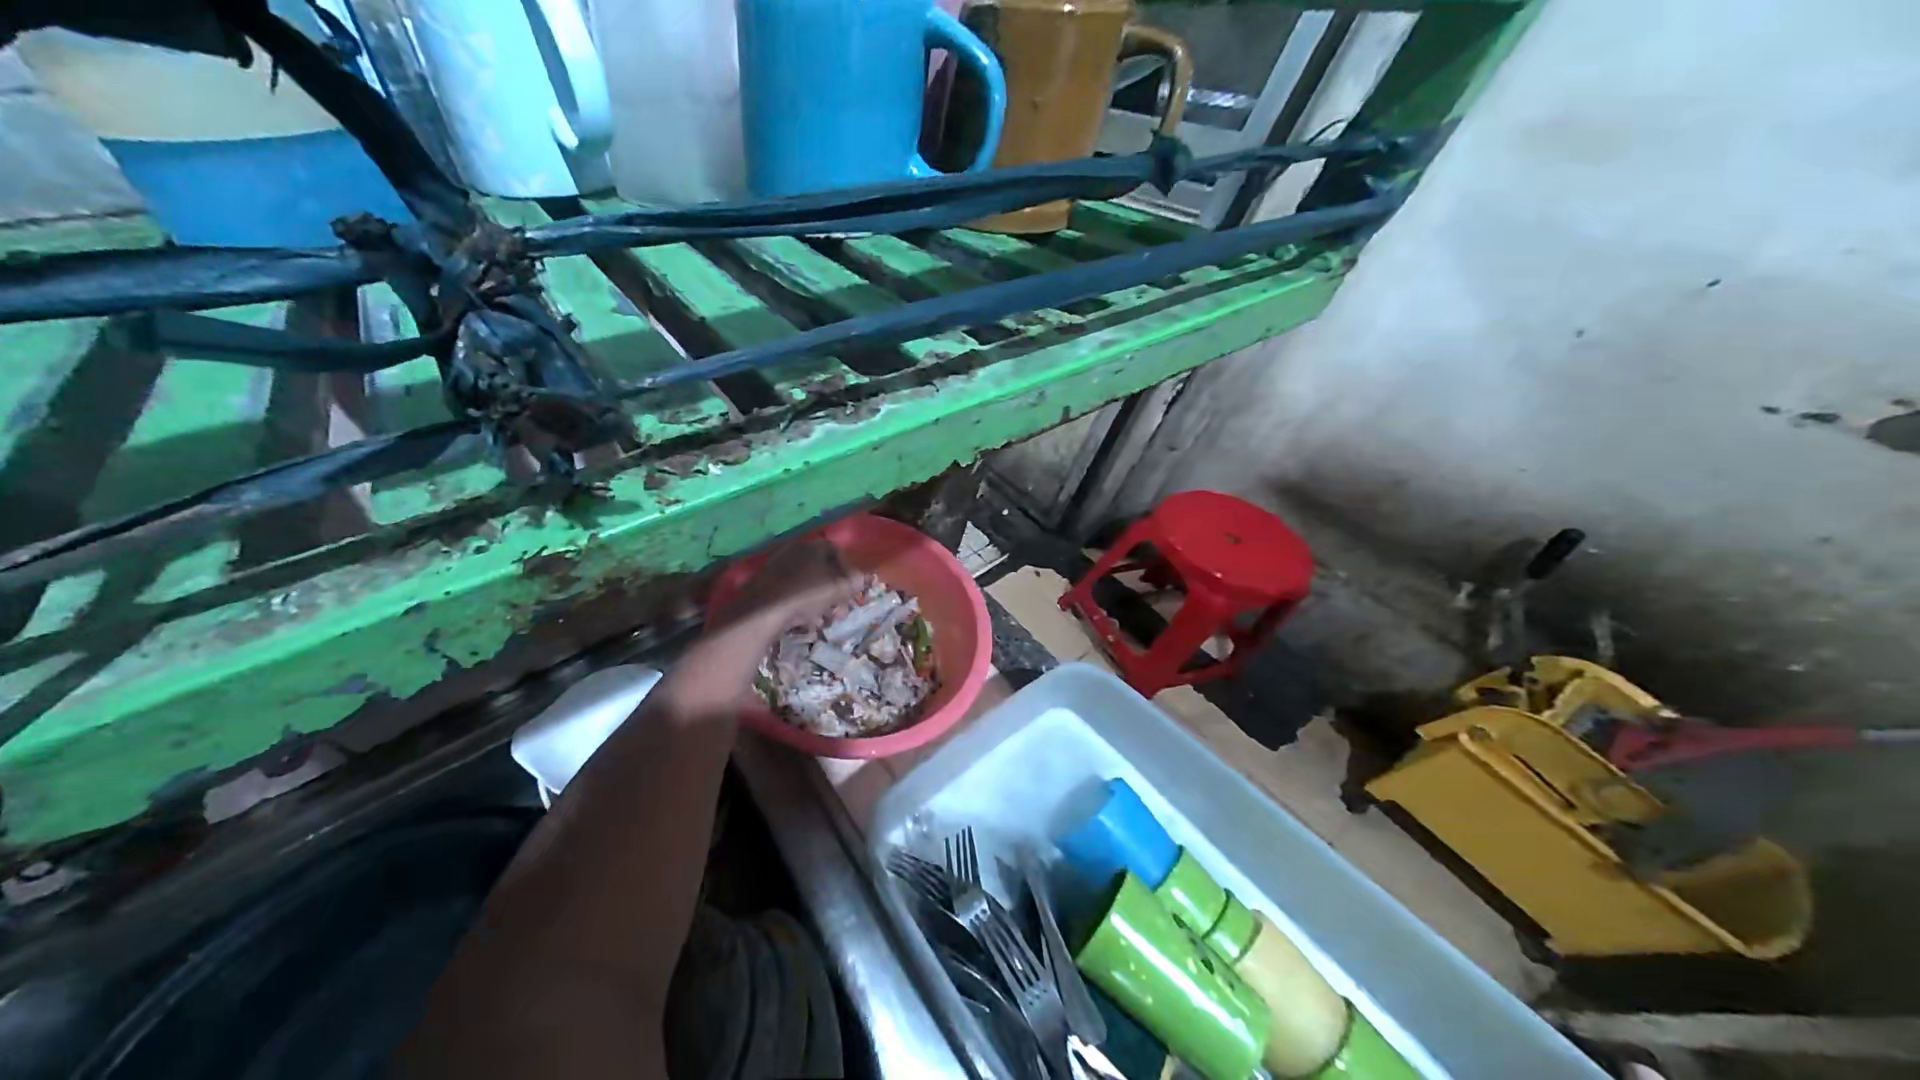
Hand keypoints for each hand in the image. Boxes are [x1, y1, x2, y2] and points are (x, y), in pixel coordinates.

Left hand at [712, 537, 858, 630]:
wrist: (762, 612)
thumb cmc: (806, 595)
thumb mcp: (839, 588)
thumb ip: (854, 581)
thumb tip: (860, 579)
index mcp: (811, 545)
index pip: (836, 551)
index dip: (847, 571)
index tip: (851, 590)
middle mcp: (793, 551)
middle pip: (820, 569)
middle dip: (833, 591)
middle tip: (839, 609)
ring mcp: (776, 567)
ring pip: (806, 583)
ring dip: (818, 601)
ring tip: (823, 620)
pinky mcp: (764, 585)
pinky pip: (790, 593)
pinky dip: (800, 605)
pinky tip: (804, 622)